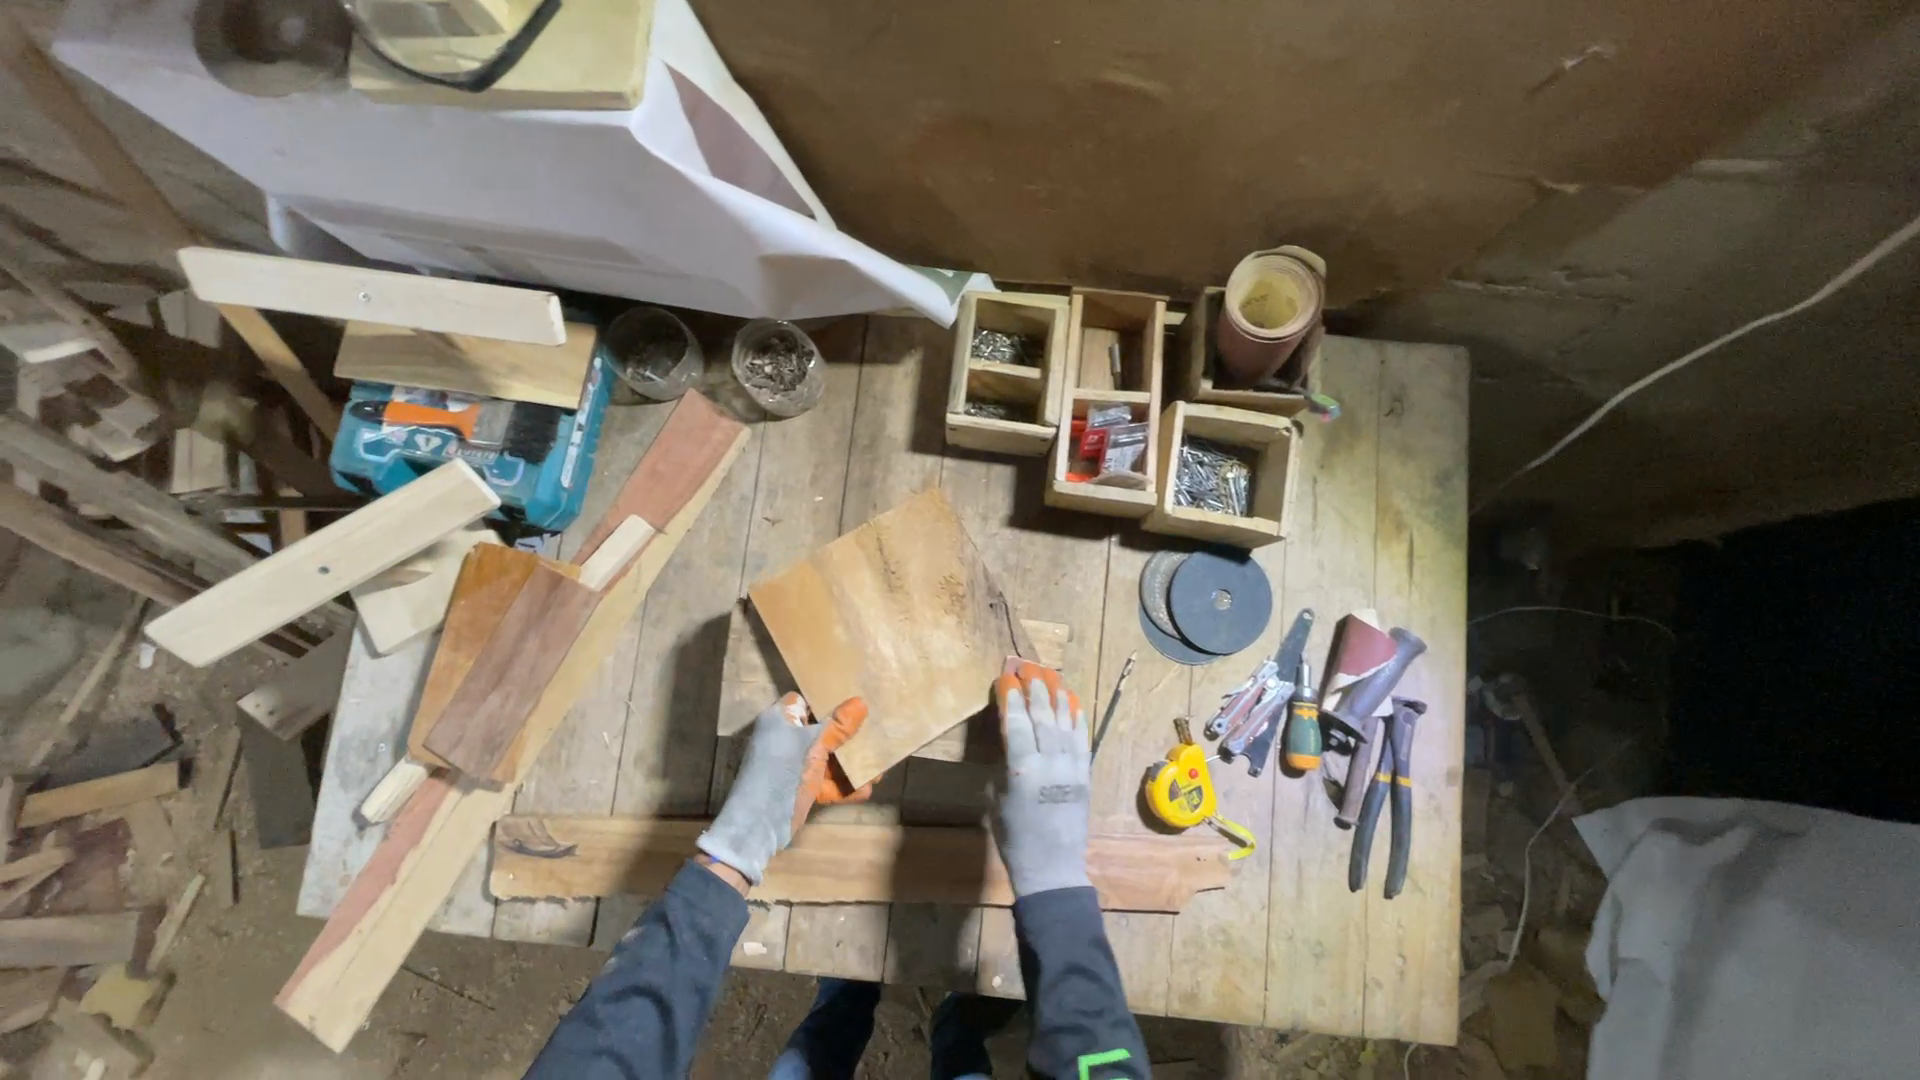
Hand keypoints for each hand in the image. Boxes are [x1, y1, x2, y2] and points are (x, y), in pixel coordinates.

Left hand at [696, 693, 871, 884]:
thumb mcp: (815, 746)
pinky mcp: (798, 786)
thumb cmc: (784, 772)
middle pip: (821, 730)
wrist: (758, 826)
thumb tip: (861, 702)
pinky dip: (842, 785)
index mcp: (781, 720)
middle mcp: (784, 738)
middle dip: (848, 736)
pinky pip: (823, 780)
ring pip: (825, 757)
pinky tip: (865, 790)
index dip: (826, 700)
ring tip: (878, 769)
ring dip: (850, 764)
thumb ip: (839, 725)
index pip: (804, 701)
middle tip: (874, 734)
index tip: (853, 701)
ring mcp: (791, 764)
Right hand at [992, 661, 1091, 897]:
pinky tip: (1071, 699)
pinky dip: (1076, 715)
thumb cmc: (1015, 838)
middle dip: (1034, 686)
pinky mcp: (1086, 774)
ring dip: (1057, 694)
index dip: (1010, 695)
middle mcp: (1050, 762)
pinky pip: (1081, 737)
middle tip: (1025, 665)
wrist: (1052, 868)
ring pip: (1065, 720)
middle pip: (1043, 714)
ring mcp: (1072, 767)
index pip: (1016, 721)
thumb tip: (1009, 734)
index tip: (1005, 676)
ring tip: (1049, 674)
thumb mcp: (998, 797)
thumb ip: (1005, 763)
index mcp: (1022, 769)